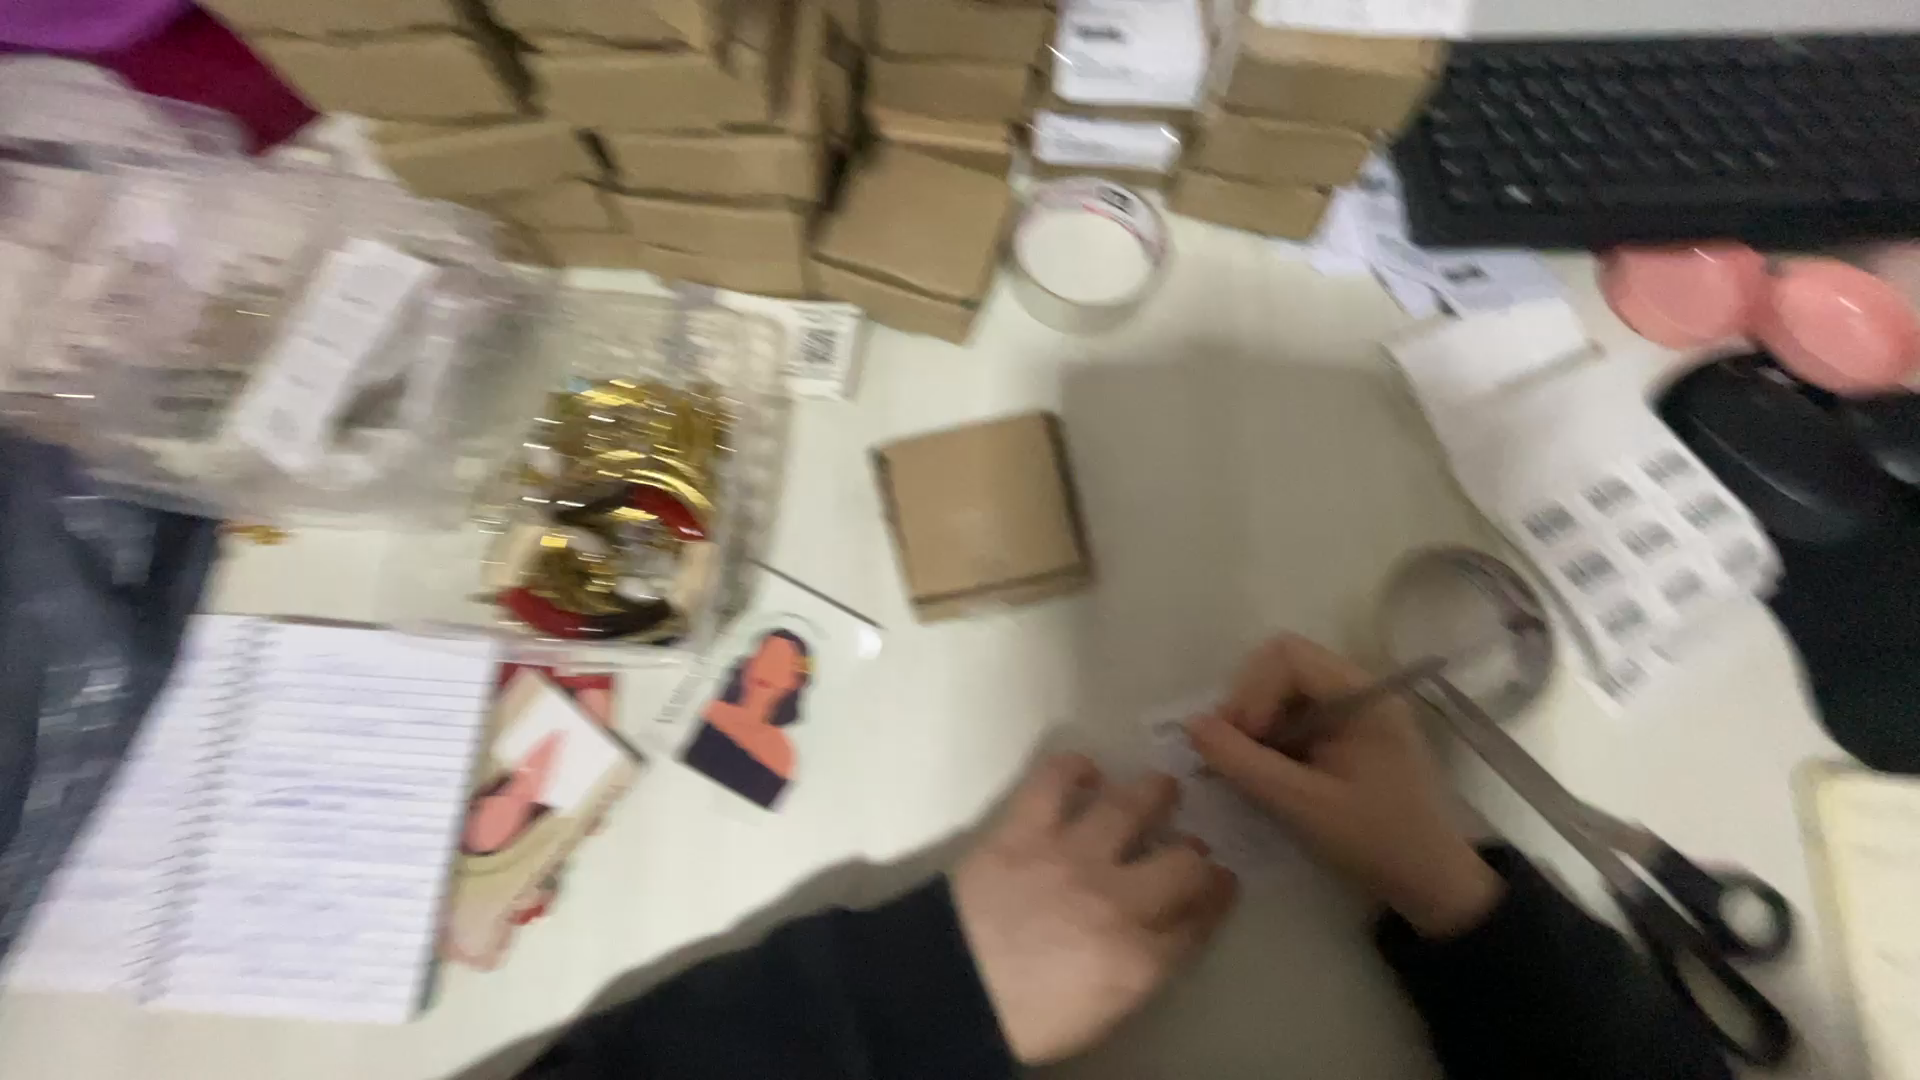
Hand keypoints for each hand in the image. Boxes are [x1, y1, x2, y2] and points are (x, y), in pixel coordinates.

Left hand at [950, 754, 1238, 1064]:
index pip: (1197, 920)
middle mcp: (1118, 899)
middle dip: (1195, 854)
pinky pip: (1055, 781)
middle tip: (1191, 844)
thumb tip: (1159, 933)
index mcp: (1139, 960)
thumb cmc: (1025, 1017)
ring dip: (1153, 794)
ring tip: (1162, 786)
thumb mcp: (1102, 1011)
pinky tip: (1086, 768)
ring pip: (1130, 808)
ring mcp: (1072, 855)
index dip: (1216, 897)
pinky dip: (1073, 767)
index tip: (1222, 880)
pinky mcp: (1026, 828)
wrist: (951, 989)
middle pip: (1181, 865)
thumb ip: (1140, 968)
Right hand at [1187, 634, 1503, 938]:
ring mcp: (1349, 708)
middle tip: (1235, 749)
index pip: (1287, 656)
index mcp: (1363, 696)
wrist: (1432, 886)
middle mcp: (1357, 689)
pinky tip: (1265, 767)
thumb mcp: (1303, 806)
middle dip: (1248, 702)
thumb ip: (1243, 762)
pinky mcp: (1340, 728)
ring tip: (1248, 762)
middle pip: (1279, 663)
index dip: (1252, 691)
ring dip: (1253, 718)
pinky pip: (1288, 709)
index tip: (1242, 739)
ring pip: (1278, 685)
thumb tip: (1190, 724)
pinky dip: (1266, 732)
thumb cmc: (1376, 842)